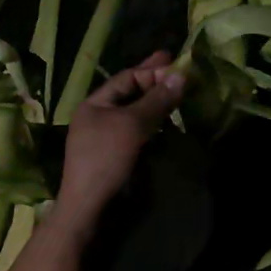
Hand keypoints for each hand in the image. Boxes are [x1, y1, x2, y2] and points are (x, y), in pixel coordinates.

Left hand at [56, 51, 184, 224]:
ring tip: (180, 98)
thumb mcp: (132, 125)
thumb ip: (156, 100)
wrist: (89, 206)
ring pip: (135, 115)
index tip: (176, 64)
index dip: (151, 71)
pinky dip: (154, 127)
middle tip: (181, 73)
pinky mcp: (115, 158)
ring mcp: (106, 138)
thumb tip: (181, 75)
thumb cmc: (106, 159)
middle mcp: (98, 117)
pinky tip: (168, 126)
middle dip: (155, 84)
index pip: (126, 78)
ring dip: (157, 106)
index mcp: (94, 104)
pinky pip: (137, 134)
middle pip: (130, 95)